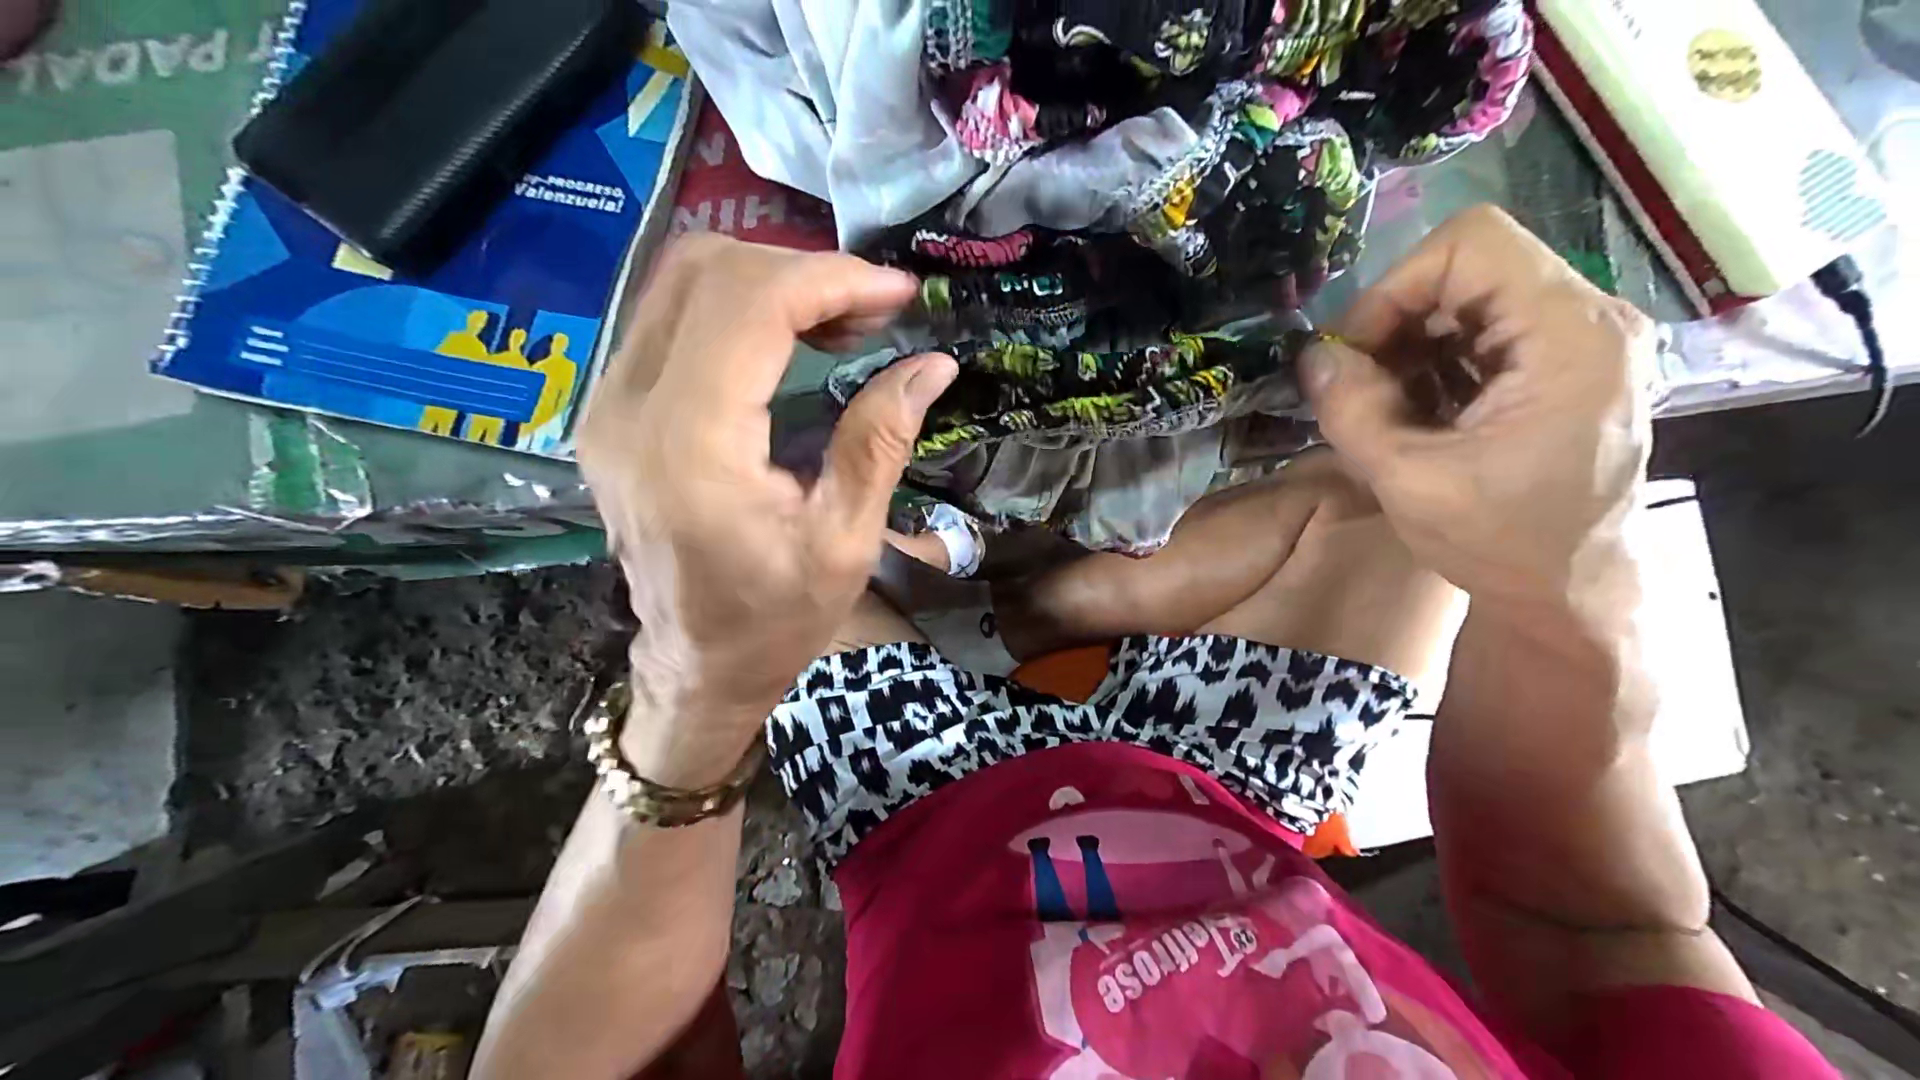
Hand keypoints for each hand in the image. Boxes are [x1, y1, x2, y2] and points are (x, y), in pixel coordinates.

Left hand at [578, 236, 955, 784]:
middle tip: (872, 311)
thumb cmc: (775, 620)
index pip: (749, 306)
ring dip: (770, 281)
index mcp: (691, 449)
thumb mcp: (844, 543)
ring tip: (840, 321)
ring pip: (680, 281)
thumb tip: (932, 363)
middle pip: (707, 272)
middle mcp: (629, 411)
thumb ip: (880, 441)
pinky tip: (791, 338)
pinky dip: (738, 306)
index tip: (898, 295)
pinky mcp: (610, 410)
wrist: (696, 666)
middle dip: (803, 271)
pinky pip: (668, 317)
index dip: (831, 280)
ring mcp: (607, 406)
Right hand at [1303, 206, 1656, 612]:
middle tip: (1357, 384)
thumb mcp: (1408, 480)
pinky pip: (1480, 332)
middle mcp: (1586, 319)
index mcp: (1569, 335)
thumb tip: (1311, 356)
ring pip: (1467, 298)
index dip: (1393, 289)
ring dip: (1406, 344)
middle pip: (1466, 268)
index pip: (1470, 245)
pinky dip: (1429, 362)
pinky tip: (1411, 411)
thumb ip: (1352, 410)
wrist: (1568, 589)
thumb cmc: (1500, 541)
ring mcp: (1577, 340)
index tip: (1356, 354)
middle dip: (1393, 320)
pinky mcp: (1559, 365)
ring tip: (1381, 404)